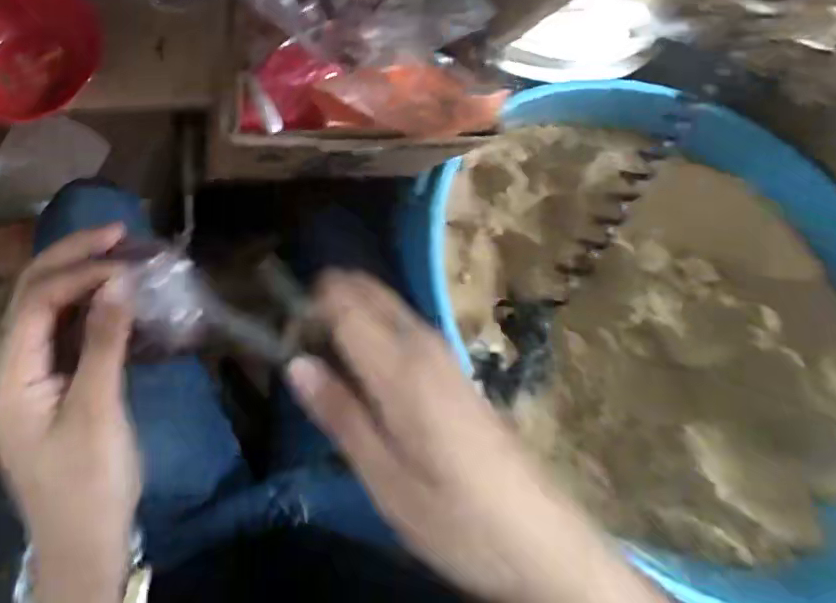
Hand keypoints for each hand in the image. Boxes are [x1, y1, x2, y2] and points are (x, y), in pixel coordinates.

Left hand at [0, 225, 138, 602]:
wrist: (84, 552)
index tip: (124, 259)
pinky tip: (115, 293)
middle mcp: (10, 367)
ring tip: (119, 251)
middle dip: (72, 259)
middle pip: (33, 294)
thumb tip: (119, 279)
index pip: (36, 302)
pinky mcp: (49, 385)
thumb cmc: (88, 487)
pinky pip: (63, 331)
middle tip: (117, 234)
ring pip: (47, 308)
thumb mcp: (98, 414)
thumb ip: (105, 342)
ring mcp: (28, 376)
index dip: (78, 272)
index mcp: (8, 376)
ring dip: (80, 277)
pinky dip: (88, 306)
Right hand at [286, 271, 663, 602]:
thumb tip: (293, 361)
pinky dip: (371, 326)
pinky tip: (367, 375)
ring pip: (381, 300)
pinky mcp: (453, 366)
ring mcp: (442, 351)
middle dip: (324, 301)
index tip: (287, 339)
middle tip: (304, 349)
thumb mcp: (385, 480)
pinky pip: (399, 321)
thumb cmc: (457, 519)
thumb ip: (338, 413)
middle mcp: (421, 343)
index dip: (306, 306)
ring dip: (347, 312)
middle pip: (362, 287)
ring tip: (329, 362)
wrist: (548, 549)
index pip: (340, 298)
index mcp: (399, 366)